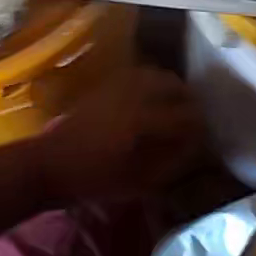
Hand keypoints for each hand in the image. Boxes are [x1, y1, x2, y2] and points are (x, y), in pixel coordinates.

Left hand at [34, 67, 206, 203]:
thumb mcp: (138, 181)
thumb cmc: (92, 179)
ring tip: (175, 106)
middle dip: (188, 99)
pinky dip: (149, 82)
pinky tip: (150, 101)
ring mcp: (113, 87)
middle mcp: (130, 95)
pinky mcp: (101, 87)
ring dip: (169, 86)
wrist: (48, 165)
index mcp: (142, 119)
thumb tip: (194, 147)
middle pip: (172, 84)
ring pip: (152, 74)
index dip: (200, 126)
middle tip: (195, 118)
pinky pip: (133, 75)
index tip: (206, 138)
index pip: (185, 115)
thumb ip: (171, 162)